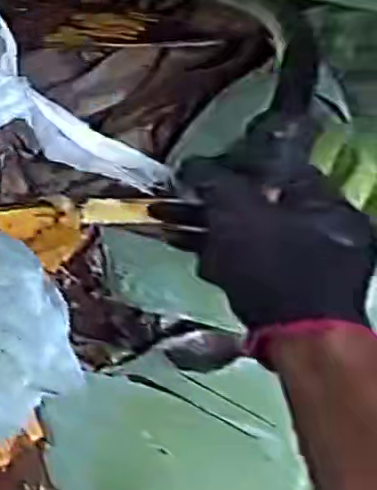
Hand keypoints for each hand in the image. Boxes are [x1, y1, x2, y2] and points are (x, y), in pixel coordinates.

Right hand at [175, 157, 375, 341]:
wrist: (294, 325)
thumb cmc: (270, 263)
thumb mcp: (237, 214)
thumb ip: (218, 184)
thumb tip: (195, 165)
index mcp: (329, 208)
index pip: (282, 170)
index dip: (236, 164)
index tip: (198, 166)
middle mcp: (327, 228)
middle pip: (257, 201)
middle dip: (207, 197)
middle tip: (171, 193)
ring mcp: (309, 255)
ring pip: (243, 227)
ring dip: (199, 221)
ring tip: (159, 216)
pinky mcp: (285, 277)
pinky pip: (242, 250)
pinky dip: (210, 244)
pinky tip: (178, 241)